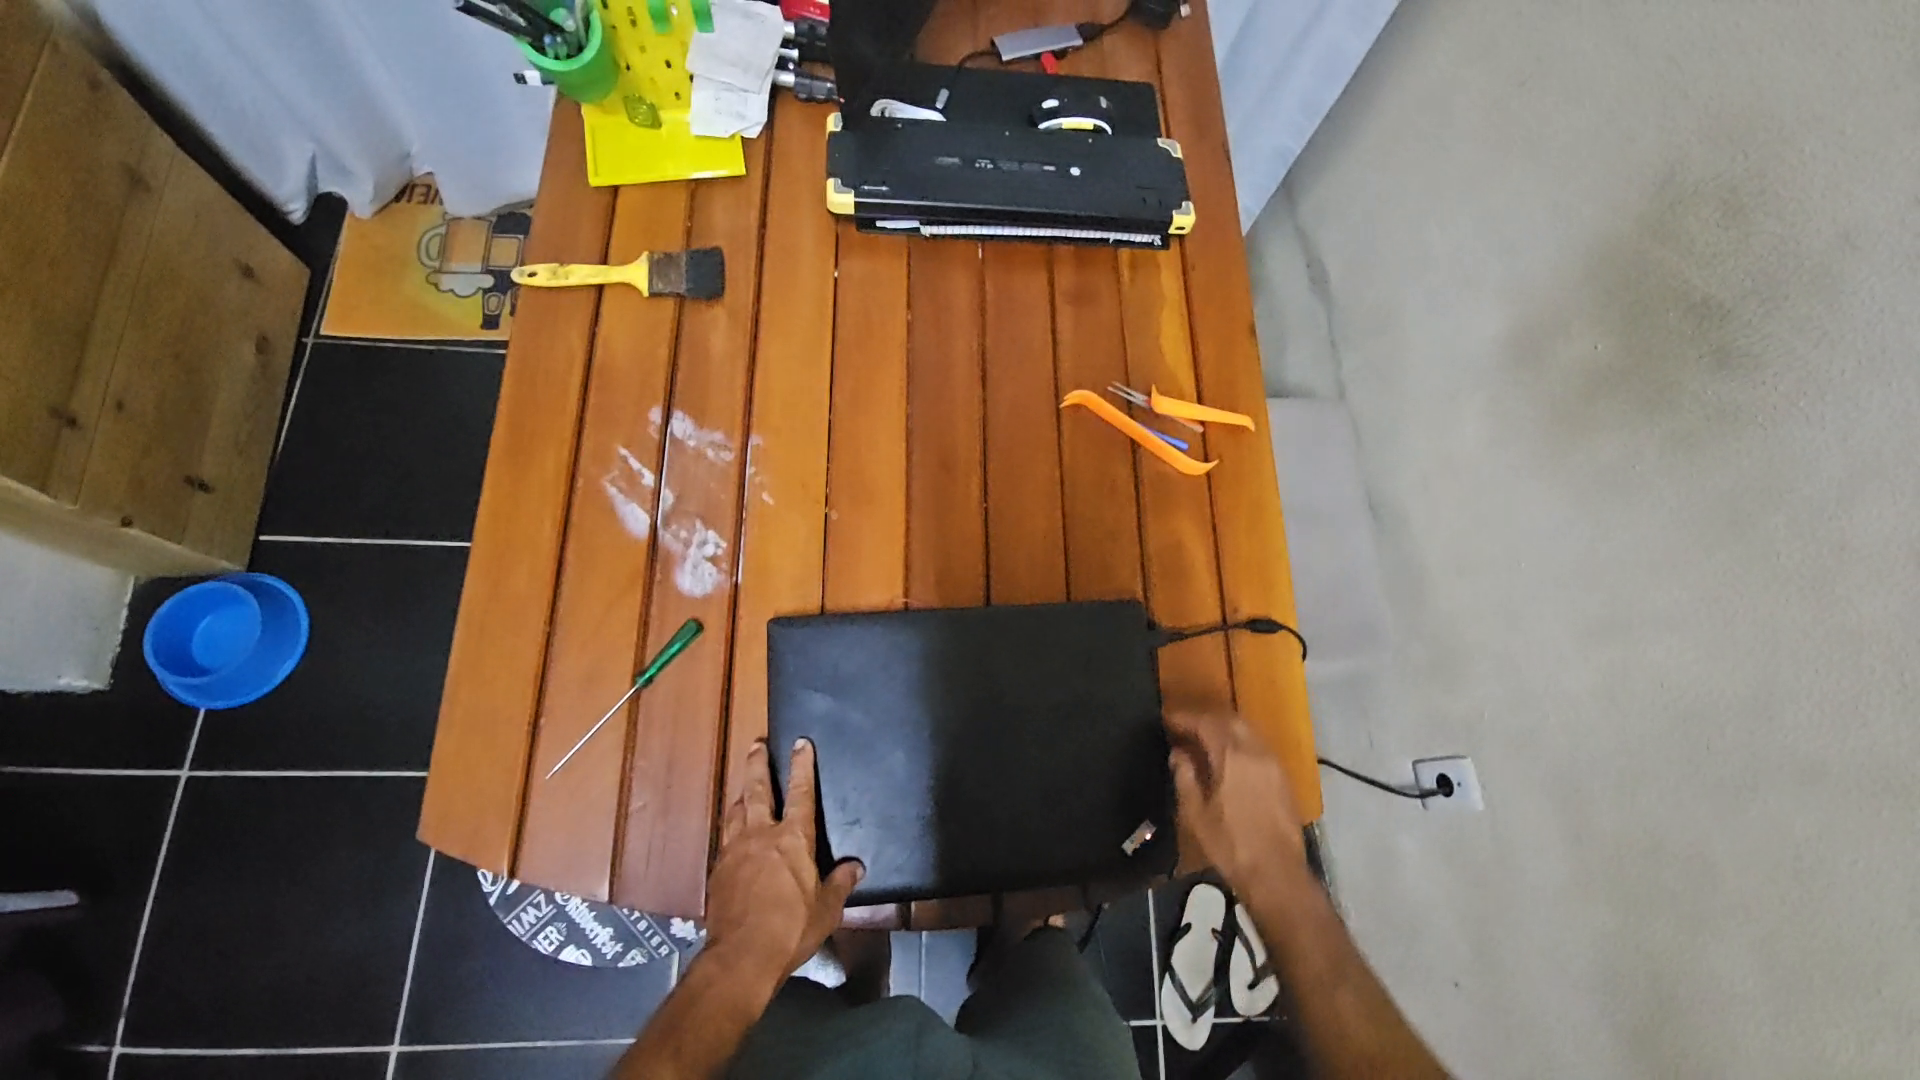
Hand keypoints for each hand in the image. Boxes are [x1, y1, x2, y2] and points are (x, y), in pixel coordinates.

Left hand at [704, 739, 863, 989]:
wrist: (741, 956)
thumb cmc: (791, 928)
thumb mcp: (827, 909)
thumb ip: (840, 883)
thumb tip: (856, 866)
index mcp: (793, 839)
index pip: (801, 793)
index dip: (802, 766)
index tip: (800, 743)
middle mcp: (761, 836)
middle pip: (759, 791)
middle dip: (758, 764)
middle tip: (756, 744)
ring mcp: (735, 851)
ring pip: (737, 811)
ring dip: (742, 793)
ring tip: (744, 785)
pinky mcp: (718, 871)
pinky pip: (725, 837)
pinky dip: (731, 826)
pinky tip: (731, 831)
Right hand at [1166, 710, 1305, 893]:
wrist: (1277, 874)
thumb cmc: (1230, 845)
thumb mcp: (1195, 813)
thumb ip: (1185, 776)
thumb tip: (1179, 753)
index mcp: (1232, 756)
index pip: (1205, 723)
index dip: (1183, 718)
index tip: (1166, 719)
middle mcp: (1256, 752)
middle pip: (1230, 720)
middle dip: (1206, 718)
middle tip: (1184, 727)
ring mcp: (1274, 765)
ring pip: (1247, 731)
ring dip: (1224, 729)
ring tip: (1203, 740)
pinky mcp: (1283, 779)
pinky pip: (1258, 747)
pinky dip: (1240, 743)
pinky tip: (1228, 759)